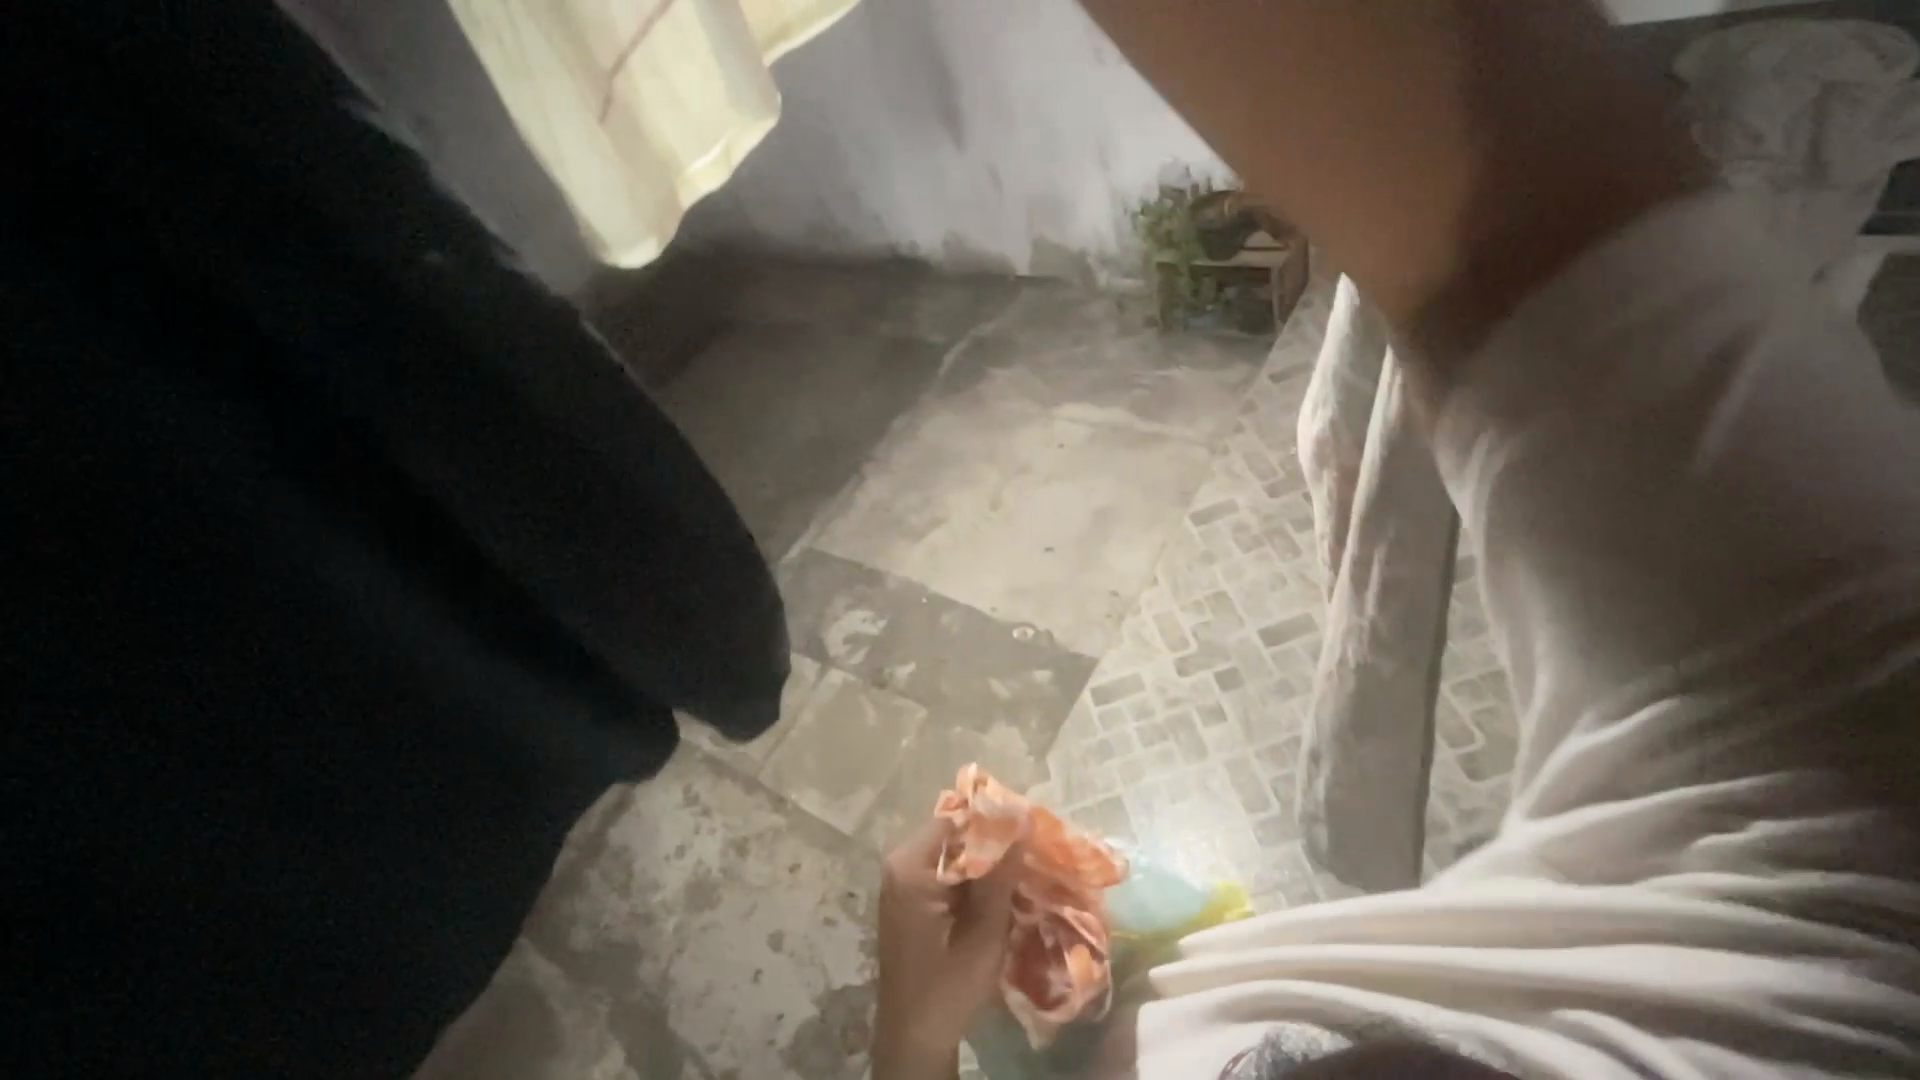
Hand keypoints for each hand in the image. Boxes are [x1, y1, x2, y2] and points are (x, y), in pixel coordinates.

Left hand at [872, 818, 1023, 1079]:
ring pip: (952, 853)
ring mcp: (902, 881)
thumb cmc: (947, 987)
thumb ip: (1001, 876)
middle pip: (954, 834)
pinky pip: (945, 872)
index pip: (957, 819)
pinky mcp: (910, 899)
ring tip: (1023, 867)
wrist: (913, 1037)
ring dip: (985, 861)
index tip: (1030, 828)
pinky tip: (1000, 891)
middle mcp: (900, 864)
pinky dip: (972, 879)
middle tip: (1032, 848)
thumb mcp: (983, 933)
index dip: (994, 821)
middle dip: (993, 841)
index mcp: (911, 867)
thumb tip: (1023, 822)